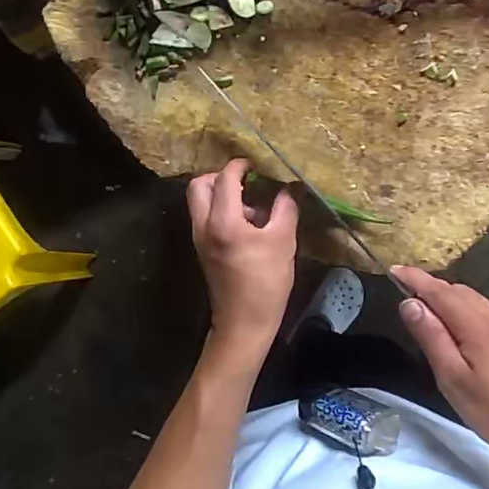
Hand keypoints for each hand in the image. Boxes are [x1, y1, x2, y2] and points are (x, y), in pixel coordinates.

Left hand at [188, 160, 297, 347]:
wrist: (243, 322)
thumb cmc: (266, 283)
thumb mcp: (284, 242)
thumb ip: (285, 210)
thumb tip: (288, 189)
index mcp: (223, 221)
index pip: (224, 179)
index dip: (240, 166)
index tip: (256, 166)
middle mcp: (204, 226)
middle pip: (199, 185)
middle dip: (220, 177)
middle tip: (246, 182)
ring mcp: (199, 239)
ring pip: (200, 203)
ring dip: (221, 195)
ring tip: (253, 209)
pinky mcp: (202, 250)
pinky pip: (205, 219)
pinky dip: (220, 212)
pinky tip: (247, 227)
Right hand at [392, 266, 488, 469]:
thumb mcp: (453, 379)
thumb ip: (431, 337)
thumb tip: (409, 303)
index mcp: (479, 326)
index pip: (440, 291)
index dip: (415, 278)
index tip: (393, 269)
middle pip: (458, 291)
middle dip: (430, 288)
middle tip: (404, 296)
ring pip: (474, 301)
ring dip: (448, 299)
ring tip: (427, 312)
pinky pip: (487, 312)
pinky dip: (465, 310)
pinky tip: (458, 329)